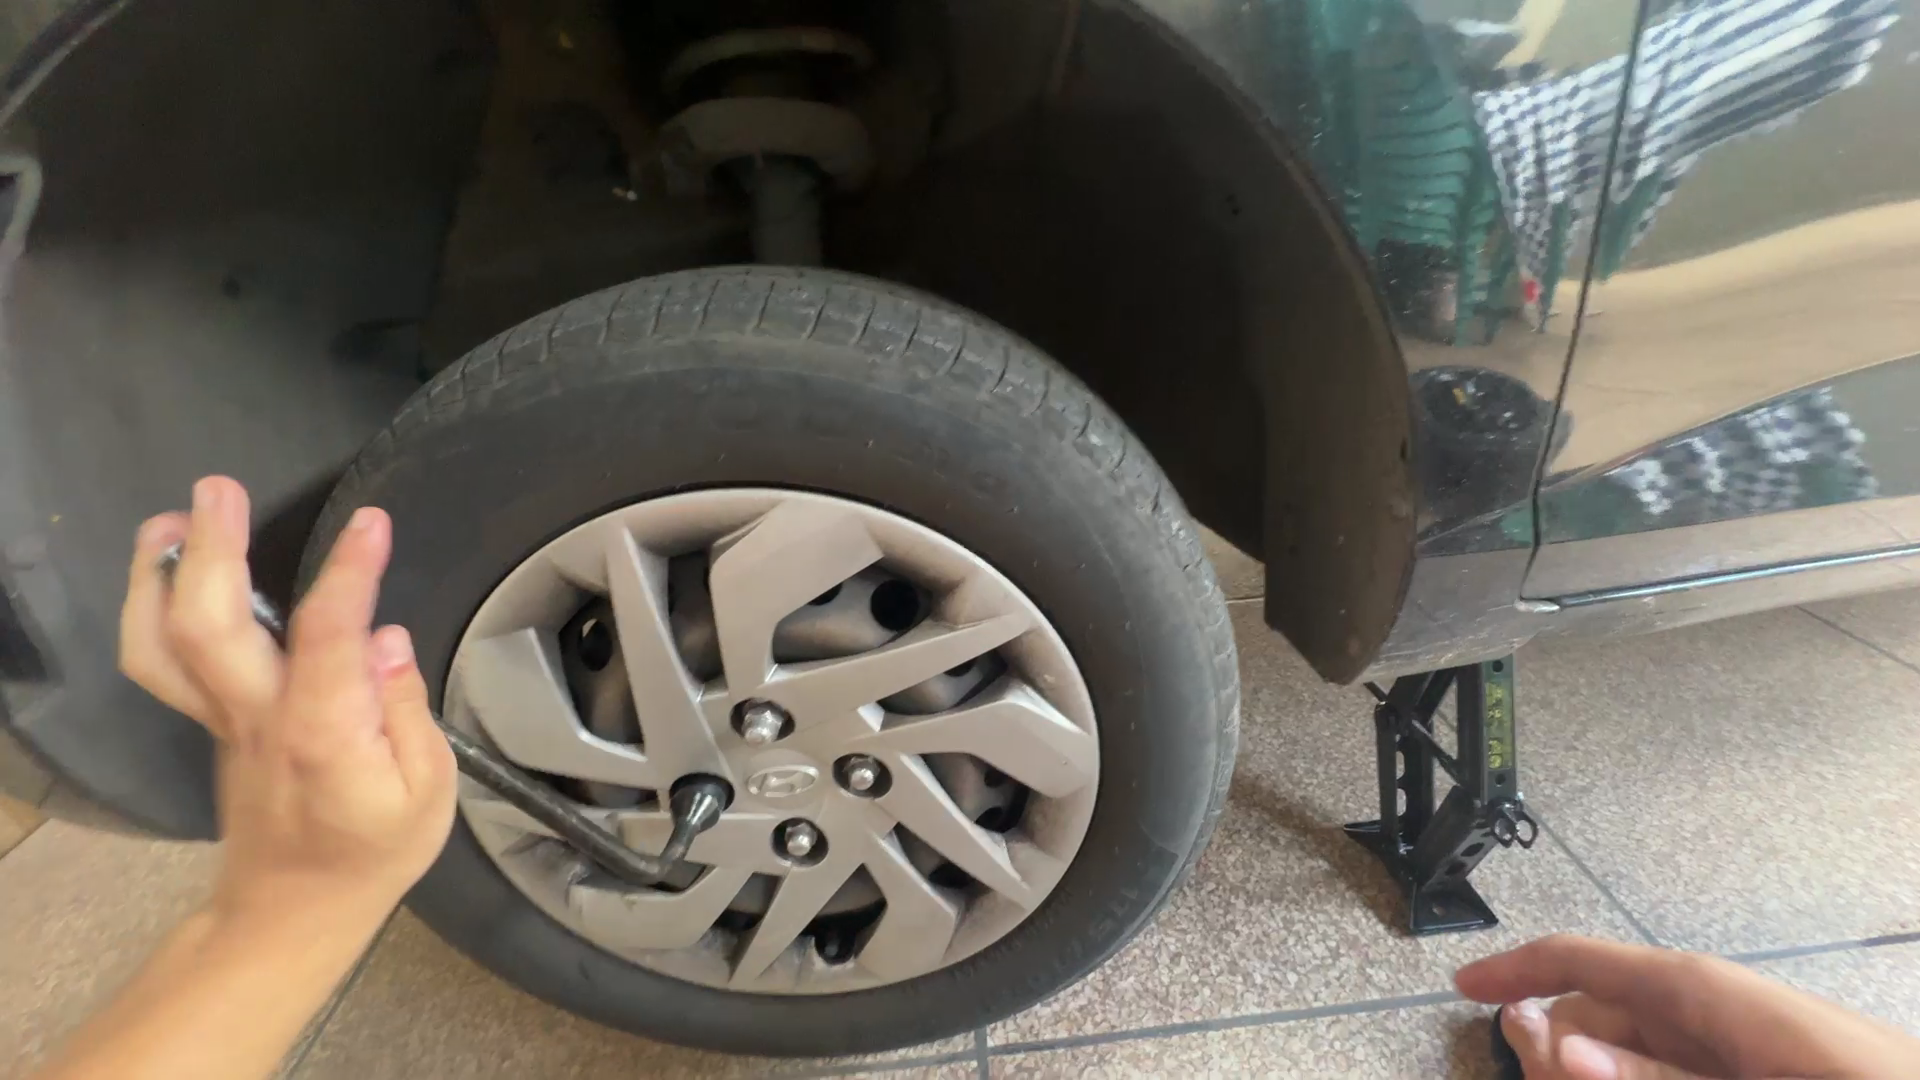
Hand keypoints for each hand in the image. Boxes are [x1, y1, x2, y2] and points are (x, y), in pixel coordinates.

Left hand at [119, 476, 455, 929]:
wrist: (294, 907)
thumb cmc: (377, 848)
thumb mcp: (426, 787)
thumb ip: (405, 709)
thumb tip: (390, 641)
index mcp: (324, 731)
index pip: (329, 636)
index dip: (349, 573)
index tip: (373, 522)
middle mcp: (258, 717)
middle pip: (209, 628)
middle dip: (208, 552)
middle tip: (216, 489)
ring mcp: (224, 722)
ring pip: (161, 644)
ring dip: (157, 576)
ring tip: (170, 519)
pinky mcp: (214, 726)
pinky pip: (165, 663)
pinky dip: (154, 610)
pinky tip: (172, 574)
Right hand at [1456, 934, 1919, 1078]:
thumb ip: (1659, 1076)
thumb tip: (1558, 1050)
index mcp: (1690, 986)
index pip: (1570, 957)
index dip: (1510, 969)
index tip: (1462, 988)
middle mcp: (1696, 1004)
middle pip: (1590, 1013)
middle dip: (1556, 1048)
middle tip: (1549, 1079)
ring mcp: (1722, 1041)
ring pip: (1624, 1050)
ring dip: (1595, 1068)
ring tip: (1580, 1077)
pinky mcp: (1743, 1064)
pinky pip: (1667, 1067)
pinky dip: (1637, 1074)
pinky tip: (1621, 1075)